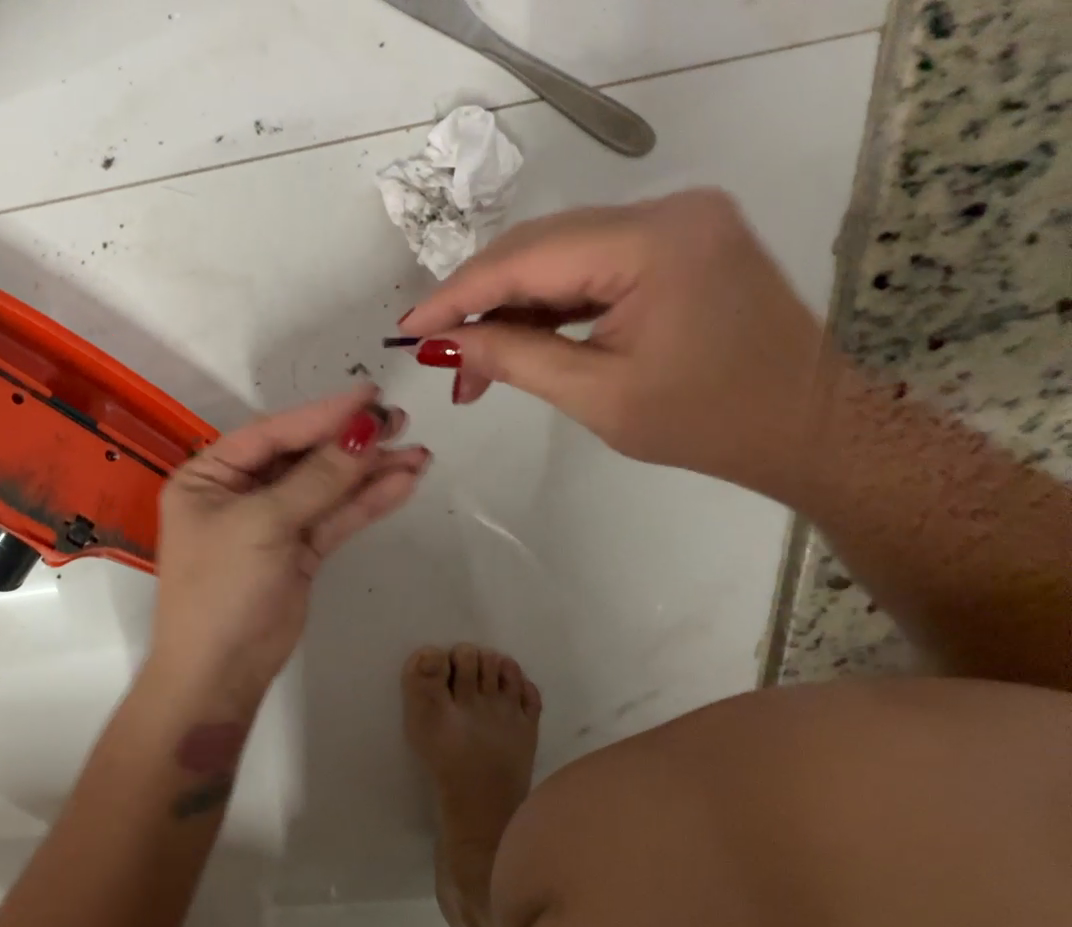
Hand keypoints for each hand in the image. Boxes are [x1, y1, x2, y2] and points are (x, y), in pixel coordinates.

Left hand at [148, 387, 430, 705]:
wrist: (218, 672)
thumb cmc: (222, 589)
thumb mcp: (262, 525)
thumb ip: (317, 479)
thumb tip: (364, 433)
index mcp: (207, 477)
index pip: (270, 434)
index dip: (321, 414)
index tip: (371, 396)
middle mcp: (236, 494)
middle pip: (300, 456)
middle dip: (349, 441)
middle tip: (401, 420)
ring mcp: (269, 524)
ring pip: (323, 488)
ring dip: (368, 471)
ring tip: (419, 452)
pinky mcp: (297, 553)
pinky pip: (334, 518)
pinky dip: (366, 502)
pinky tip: (403, 482)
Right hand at [399, 189, 853, 495]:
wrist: (810, 426)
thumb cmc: (709, 420)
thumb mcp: (597, 395)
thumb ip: (511, 358)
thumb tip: (437, 344)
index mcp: (656, 243)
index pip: (526, 258)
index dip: (456, 295)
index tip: (406, 330)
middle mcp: (667, 211)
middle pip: (537, 246)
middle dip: (478, 303)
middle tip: (438, 358)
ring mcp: (676, 221)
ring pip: (556, 253)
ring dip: (507, 306)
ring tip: (471, 364)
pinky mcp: (677, 241)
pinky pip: (587, 262)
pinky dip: (545, 302)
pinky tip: (516, 340)